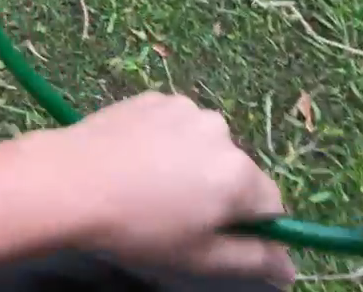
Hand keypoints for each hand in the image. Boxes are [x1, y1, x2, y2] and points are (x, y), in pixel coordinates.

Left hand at [35, 92, 296, 286]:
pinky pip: (174, 124)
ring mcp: (183, 106)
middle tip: (177, 214)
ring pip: (204, 144)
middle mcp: (219, 129)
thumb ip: (254, 260)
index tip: (217, 236)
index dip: (252, 227)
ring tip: (151, 186)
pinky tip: (136, 160)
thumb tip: (290, 266)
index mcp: (239, 171)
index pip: (271, 204)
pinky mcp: (152, 96)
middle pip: (236, 169)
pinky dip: (165, 141)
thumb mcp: (201, 259)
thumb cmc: (140, 228)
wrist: (72, 179)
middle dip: (218, 192)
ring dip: (192, 163)